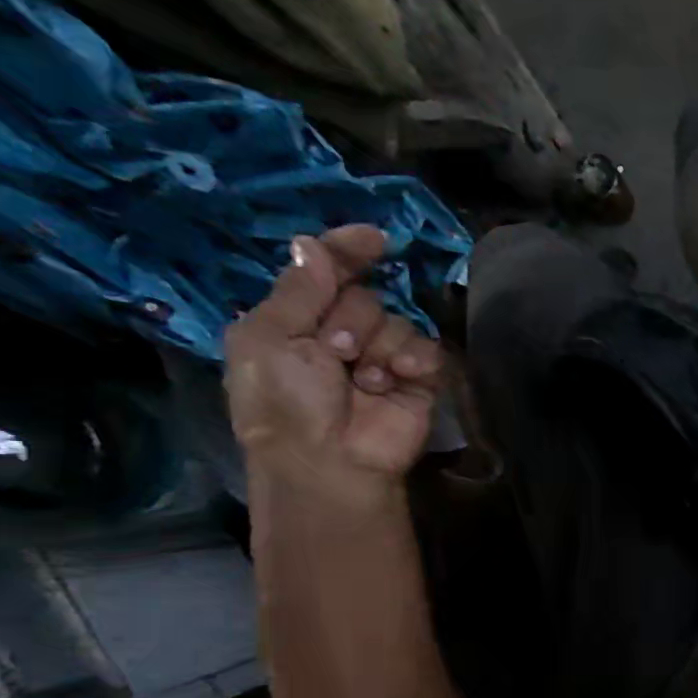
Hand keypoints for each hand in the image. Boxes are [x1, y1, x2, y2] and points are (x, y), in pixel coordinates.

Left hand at [224, 225, 444, 504]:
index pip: (326, 272)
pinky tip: (397, 380)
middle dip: (351, 319)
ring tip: (366, 380)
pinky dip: (413, 360)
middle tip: (336, 352)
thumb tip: (311, 243)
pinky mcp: (420, 378)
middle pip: (363, 294)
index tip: (374, 237)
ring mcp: (384, 356)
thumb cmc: (285, 400)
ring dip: (379, 347)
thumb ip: (298, 289)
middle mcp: (341, 333)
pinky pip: (427, 347)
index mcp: (296, 320)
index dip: (346, 251)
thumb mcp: (270, 337)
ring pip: (396, 321)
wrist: (331, 459)